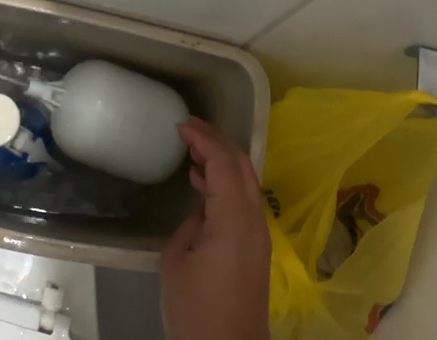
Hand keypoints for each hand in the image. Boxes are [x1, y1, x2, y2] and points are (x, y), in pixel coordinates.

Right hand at [161, 117, 271, 339]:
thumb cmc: (196, 311)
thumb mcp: (177, 262)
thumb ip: (189, 225)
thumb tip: (201, 213)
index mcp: (234, 218)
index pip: (224, 161)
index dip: (204, 138)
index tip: (181, 125)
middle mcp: (254, 220)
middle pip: (242, 165)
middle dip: (217, 142)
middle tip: (189, 129)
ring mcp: (259, 235)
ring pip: (246, 182)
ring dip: (223, 161)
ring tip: (193, 150)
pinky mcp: (257, 250)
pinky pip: (244, 201)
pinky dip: (227, 183)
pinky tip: (204, 185)